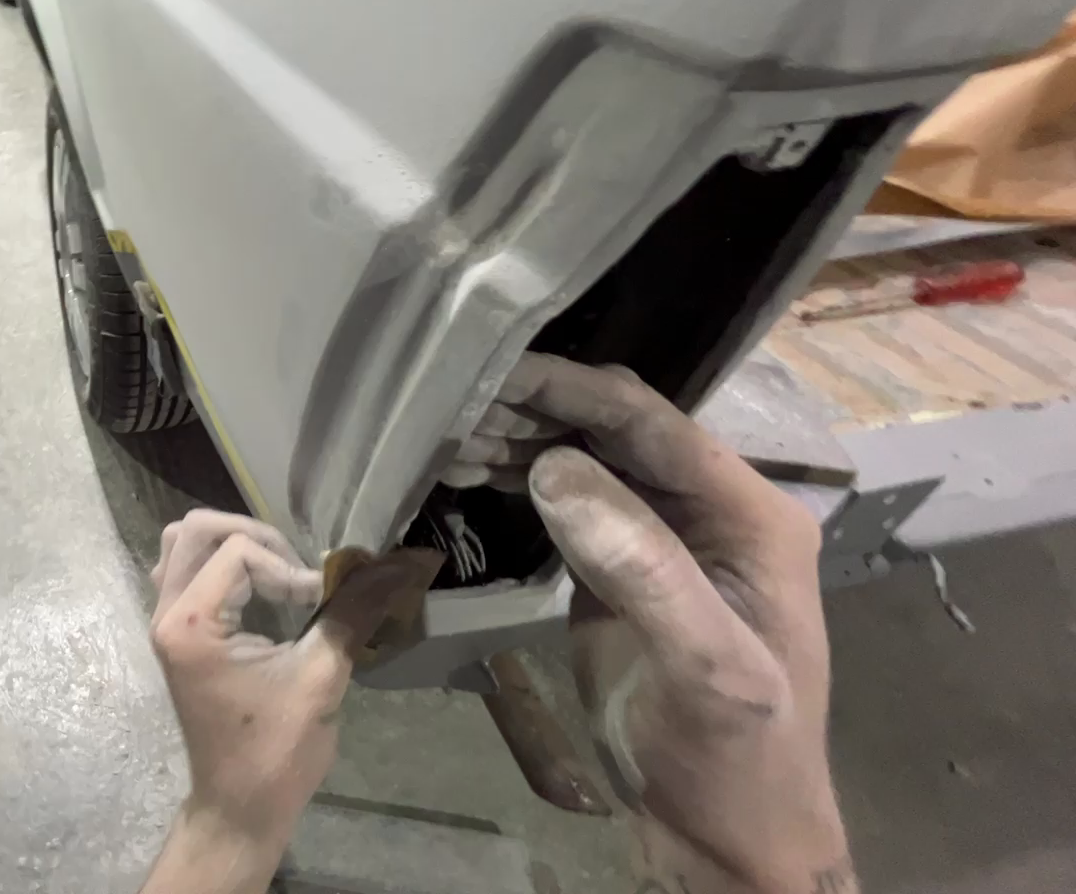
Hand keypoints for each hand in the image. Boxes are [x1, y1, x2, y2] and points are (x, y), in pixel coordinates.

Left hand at [141, 509, 436, 893]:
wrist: (238, 805)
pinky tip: (253, 586)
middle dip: (255, 538)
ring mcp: (164, 618)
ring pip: (185, 543)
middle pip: (199, 529)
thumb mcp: (320, 678)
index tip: (319, 600)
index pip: (237, 552)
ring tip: (275, 571)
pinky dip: (217, 562)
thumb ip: (352, 613)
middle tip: (295, 573)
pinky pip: (184, 568)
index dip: (286, 568)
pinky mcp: (175, 628)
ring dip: (232, 543)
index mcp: (190, 622)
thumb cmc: (275, 751)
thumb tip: (396, 566)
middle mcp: (166, 611)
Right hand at [472, 355, 853, 893]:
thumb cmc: (730, 753)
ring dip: (513, 437)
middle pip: (607, 426)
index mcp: (745, 512)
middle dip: (530, 408)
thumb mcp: (705, 671)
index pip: (650, 423)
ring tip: (448, 435)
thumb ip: (642, 568)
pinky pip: (557, 490)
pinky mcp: (609, 551)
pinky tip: (465, 467)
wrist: (715, 820)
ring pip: (575, 451)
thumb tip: (553, 469)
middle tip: (453, 407)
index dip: (570, 390)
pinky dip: (510, 474)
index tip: (491, 374)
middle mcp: (701, 504)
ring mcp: (652, 526)